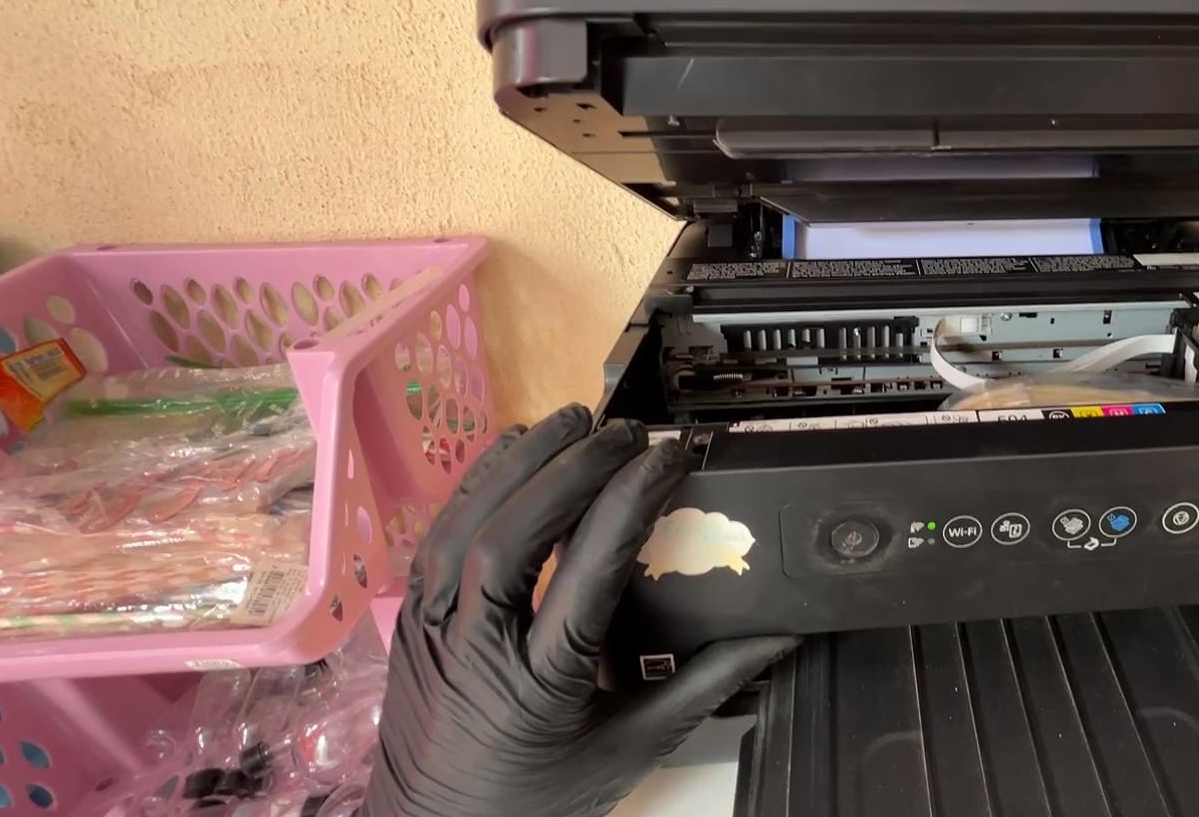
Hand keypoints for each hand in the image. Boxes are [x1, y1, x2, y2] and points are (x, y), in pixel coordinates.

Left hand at [361, 405, 797, 816]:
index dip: (633, 502)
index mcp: (541, 681)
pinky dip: (480, 479)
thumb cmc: (542, 800)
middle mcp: (476, 646)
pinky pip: (439, 531)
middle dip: (575, 470)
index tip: (672, 458)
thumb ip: (709, 680)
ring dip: (524, 460)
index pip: (590, 571)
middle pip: (514, 536)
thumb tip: (783, 630)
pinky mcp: (414, 617)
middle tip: (630, 433)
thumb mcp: (635, 747)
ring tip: (577, 420)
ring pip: (466, 523)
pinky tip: (517, 447)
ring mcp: (432, 628)